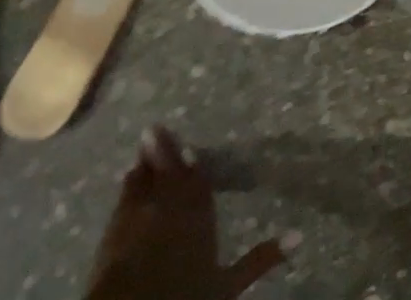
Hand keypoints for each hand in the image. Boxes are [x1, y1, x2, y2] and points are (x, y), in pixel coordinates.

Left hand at [87, 127, 285, 299]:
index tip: (190, 145)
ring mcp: (137, 220)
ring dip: (145, 164)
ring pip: (142, 183)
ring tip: (145, 145)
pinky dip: (129, 186)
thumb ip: (260, 258)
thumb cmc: (186, 295)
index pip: (199, 184)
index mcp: (198, 218)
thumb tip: (299, 235)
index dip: (196, 164)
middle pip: (168, 175)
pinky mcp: (111, 235)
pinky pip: (123, 200)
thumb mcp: (228, 285)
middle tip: (156, 127)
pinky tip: (129, 177)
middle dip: (164, 152)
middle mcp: (168, 210)